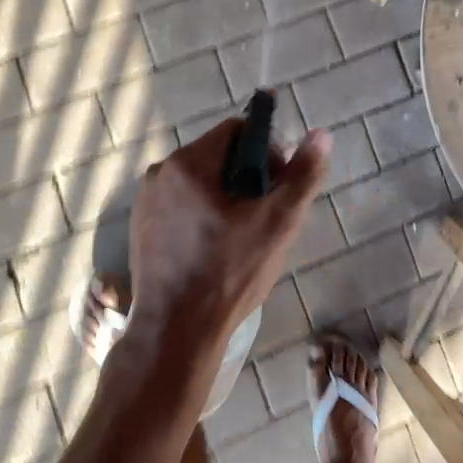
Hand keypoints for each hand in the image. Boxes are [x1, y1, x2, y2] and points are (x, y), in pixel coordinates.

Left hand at [127, 118, 330, 346]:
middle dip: (247, 174)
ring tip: (244, 233)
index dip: (267, 149)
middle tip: (266, 211)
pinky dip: (201, 213)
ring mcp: (146, 202)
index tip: (279, 182)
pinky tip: (216, 247)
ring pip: (199, 181)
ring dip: (225, 194)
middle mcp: (160, 173)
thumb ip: (302, 174)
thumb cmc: (230, 272)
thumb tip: (321, 134)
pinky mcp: (141, 228)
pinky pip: (180, 204)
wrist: (176, 333)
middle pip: (218, 155)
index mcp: (188, 163)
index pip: (237, 130)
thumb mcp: (278, 222)